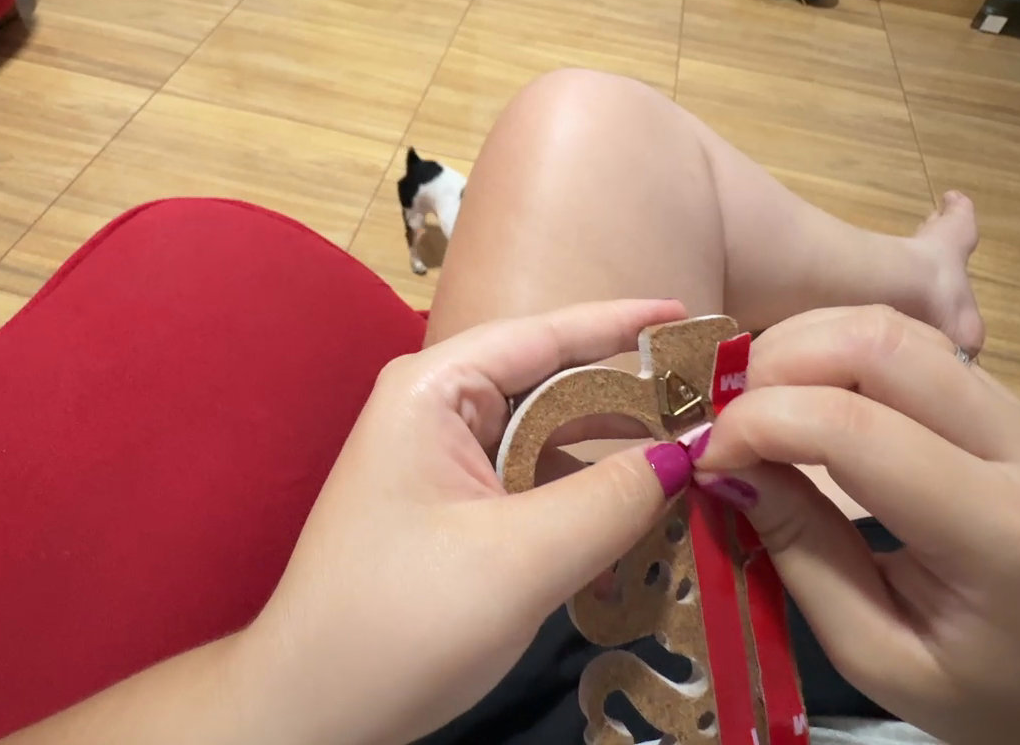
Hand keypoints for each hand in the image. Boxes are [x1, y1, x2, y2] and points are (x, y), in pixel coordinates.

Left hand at [239, 299, 695, 744]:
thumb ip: (609, 500)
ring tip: (688, 465)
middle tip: (707, 408)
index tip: (686, 314)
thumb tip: (687, 454)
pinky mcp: (453, 500)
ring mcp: (443, 454)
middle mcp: (437, 406)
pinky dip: (580, 494)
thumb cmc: (400, 621)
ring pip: (545, 435)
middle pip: (549, 383)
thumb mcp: (519, 559)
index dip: (618, 322)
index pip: (542, 334)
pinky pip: (531, 478)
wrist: (313, 709)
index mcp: (434, 388)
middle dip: (625, 398)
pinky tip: (632, 518)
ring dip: (608, 454)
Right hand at [691, 306, 1019, 744]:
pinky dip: (835, 346)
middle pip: (877, 344)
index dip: (758, 424)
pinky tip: (806, 390)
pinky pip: (907, 340)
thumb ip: (799, 553)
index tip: (707, 455)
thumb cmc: (1000, 703)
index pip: (855, 428)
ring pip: (890, 326)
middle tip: (729, 416)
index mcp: (1002, 536)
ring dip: (802, 344)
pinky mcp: (1004, 401)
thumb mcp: (880, 657)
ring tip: (758, 400)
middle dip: (775, 363)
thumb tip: (721, 464)